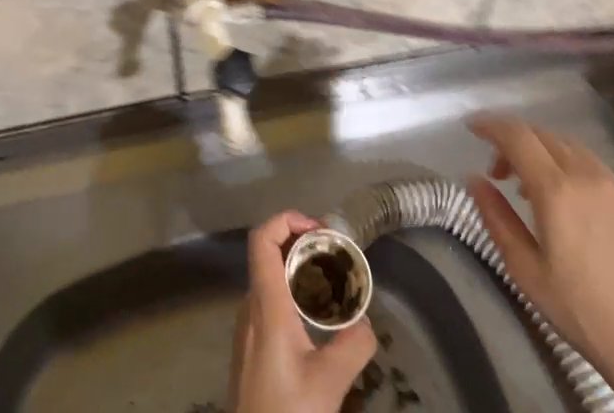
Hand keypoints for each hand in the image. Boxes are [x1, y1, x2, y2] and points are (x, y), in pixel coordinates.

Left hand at [227, 211, 375, 412]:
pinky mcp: (252, 344)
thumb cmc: (286, 410)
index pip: (262, 240)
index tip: (320, 229)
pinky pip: (271, 302)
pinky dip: (295, 293)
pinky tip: (320, 315)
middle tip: (338, 254)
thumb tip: (366, 322)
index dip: (286, 219)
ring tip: (336, 282)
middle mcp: (251, 307)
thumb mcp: (330, 381)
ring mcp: (248, 326)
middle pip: (269, 254)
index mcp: (266, 305)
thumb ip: (354, 345)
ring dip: (301, 270)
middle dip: (304, 244)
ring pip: (271, 279)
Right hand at [466, 116, 613, 367]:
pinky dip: (571, 169)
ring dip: (544, 154)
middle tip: (498, 173)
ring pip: (572, 149)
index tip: (472, 128)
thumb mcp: (524, 268)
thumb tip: (475, 179)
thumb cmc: (579, 309)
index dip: (491, 125)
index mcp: (557, 191)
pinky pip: (596, 169)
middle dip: (514, 143)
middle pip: (544, 137)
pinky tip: (569, 204)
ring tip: (531, 190)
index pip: (518, 137)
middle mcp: (589, 177)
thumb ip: (496, 217)